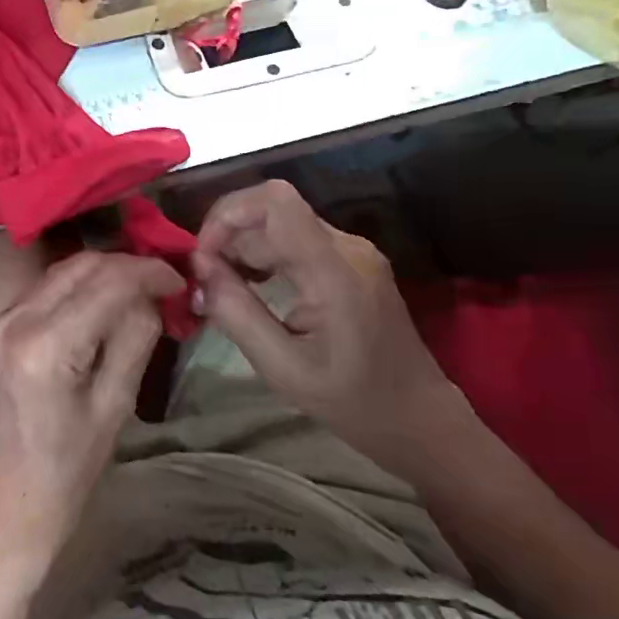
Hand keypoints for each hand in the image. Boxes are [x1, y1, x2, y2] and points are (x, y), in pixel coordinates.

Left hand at [0, 251, 184, 574]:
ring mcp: (3, 317)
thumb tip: (153, 293)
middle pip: (85, 265)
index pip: (108, 283)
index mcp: (46, 346)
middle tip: (164, 284)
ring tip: (142, 289)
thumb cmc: (72, 461)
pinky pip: (51, 284)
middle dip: (130, 266)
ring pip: (67, 268)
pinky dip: (84, 282)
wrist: (15, 491)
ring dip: (108, 271)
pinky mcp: (2, 320)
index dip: (149, 273)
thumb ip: (137, 336)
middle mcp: (17, 319)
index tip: (180, 280)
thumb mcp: (118, 400)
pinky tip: (108, 297)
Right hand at [192, 180, 460, 463]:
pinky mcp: (350, 261)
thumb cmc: (353, 402)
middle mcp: (345, 246)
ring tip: (221, 286)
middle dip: (228, 235)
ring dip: (243, 245)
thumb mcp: (283, 369)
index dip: (229, 213)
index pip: (276, 201)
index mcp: (334, 269)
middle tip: (204, 280)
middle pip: (273, 210)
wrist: (418, 418)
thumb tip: (199, 269)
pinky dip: (264, 254)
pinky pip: (296, 240)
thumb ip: (237, 313)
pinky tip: (250, 284)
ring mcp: (351, 251)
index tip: (203, 255)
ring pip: (281, 223)